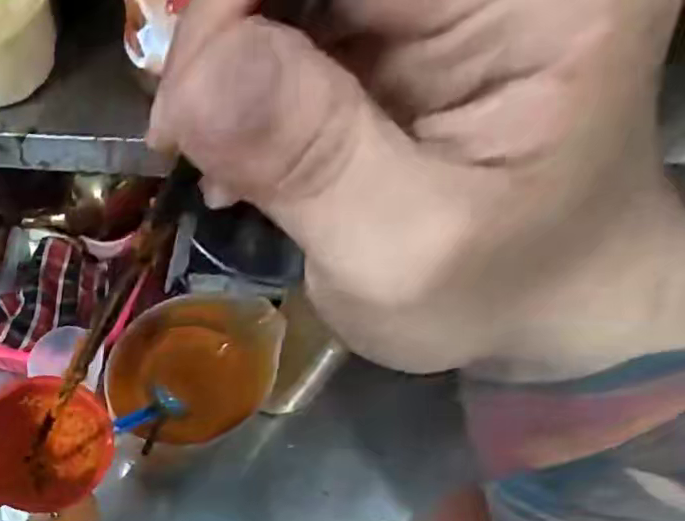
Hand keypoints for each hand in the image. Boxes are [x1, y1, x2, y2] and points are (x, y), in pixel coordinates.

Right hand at [149, 0, 684, 380]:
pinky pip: (275, 34)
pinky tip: (231, 157)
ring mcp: (433, 4)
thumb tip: (201, 79)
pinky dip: (227, 93)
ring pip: (275, 0)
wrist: (534, 297)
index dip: (235, 9)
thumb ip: (308, 159)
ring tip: (211, 166)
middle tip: (180, 142)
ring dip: (213, 74)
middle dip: (215, 43)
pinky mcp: (389, 35)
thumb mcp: (392, 243)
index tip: (181, 114)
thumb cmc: (484, 286)